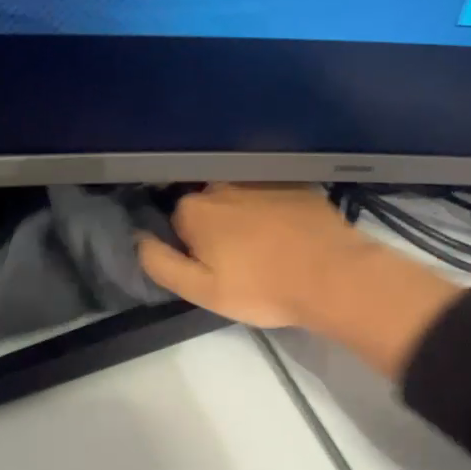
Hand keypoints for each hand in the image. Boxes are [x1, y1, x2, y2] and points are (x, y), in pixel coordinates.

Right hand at [138, 184, 462, 381]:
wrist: (334, 276)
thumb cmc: (263, 288)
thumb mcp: (202, 290)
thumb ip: (160, 263)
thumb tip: (136, 239)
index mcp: (194, 209)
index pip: (174, 221)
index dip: (187, 245)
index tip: (208, 266)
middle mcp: (221, 185)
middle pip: (205, 205)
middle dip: (214, 227)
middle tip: (238, 260)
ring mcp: (259, 179)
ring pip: (237, 197)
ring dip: (242, 216)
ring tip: (264, 246)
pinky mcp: (292, 181)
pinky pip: (269, 192)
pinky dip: (270, 207)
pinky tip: (286, 232)